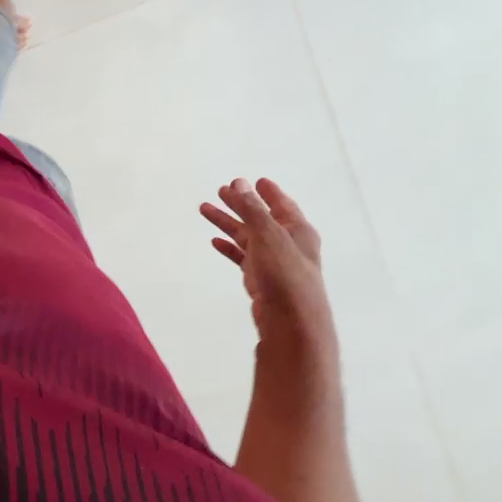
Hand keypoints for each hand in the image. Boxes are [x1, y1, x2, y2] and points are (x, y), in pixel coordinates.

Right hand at [199, 178, 336, 357]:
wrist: (291, 322)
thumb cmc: (285, 274)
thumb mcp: (268, 235)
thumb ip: (252, 209)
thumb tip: (238, 183)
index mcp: (297, 230)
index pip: (282, 204)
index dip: (268, 192)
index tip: (256, 180)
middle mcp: (287, 243)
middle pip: (260, 217)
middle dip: (241, 204)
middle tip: (220, 190)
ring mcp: (273, 261)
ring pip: (247, 236)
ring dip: (228, 223)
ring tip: (204, 209)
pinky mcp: (260, 278)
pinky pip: (242, 256)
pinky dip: (230, 247)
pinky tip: (215, 242)